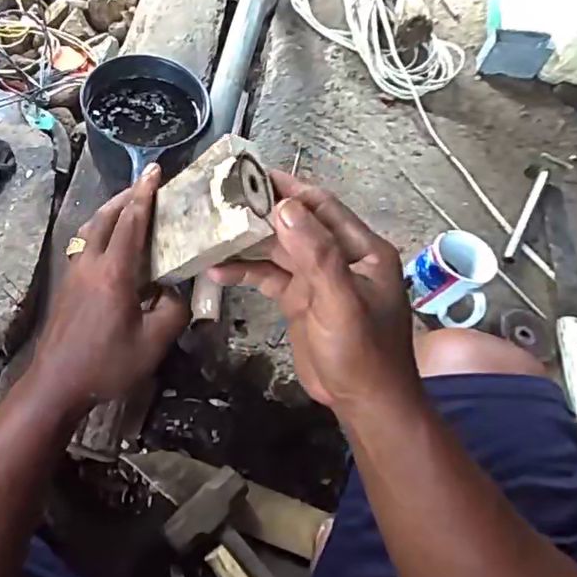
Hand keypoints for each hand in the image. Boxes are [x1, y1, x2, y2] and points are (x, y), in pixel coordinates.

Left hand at [25, 163, 189, 413]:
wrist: (57, 383)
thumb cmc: (106, 364)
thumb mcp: (153, 344)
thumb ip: (173, 312)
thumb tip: (176, 292)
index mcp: (113, 273)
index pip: (131, 223)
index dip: (145, 194)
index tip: (154, 170)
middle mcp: (90, 264)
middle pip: (105, 217)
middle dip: (125, 196)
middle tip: (145, 185)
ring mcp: (73, 273)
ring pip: (89, 228)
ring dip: (109, 212)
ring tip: (128, 207)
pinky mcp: (66, 285)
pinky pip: (83, 244)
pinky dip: (99, 230)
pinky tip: (110, 242)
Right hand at [210, 172, 417, 414]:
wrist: (364, 402)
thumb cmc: (363, 353)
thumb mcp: (341, 302)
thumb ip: (317, 255)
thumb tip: (286, 208)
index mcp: (361, 250)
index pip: (322, 207)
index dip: (289, 189)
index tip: (253, 174)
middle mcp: (339, 258)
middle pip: (295, 225)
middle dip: (261, 213)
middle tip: (222, 200)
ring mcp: (317, 279)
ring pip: (278, 251)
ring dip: (248, 244)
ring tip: (212, 233)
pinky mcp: (300, 300)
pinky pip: (269, 278)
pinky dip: (246, 273)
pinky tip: (218, 271)